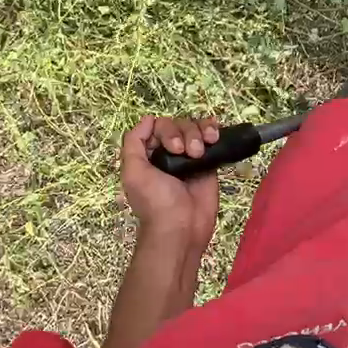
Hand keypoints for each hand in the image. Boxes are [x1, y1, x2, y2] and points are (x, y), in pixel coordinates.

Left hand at [120, 115, 220, 247]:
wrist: (182, 228)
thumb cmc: (155, 202)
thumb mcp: (133, 173)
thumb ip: (133, 143)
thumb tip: (148, 119)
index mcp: (149, 154)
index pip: (159, 126)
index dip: (167, 131)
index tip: (174, 148)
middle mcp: (169, 153)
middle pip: (179, 124)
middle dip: (185, 134)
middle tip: (188, 153)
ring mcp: (190, 157)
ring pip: (195, 127)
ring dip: (199, 133)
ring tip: (201, 153)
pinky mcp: (208, 163)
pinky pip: (211, 137)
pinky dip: (213, 131)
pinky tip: (215, 137)